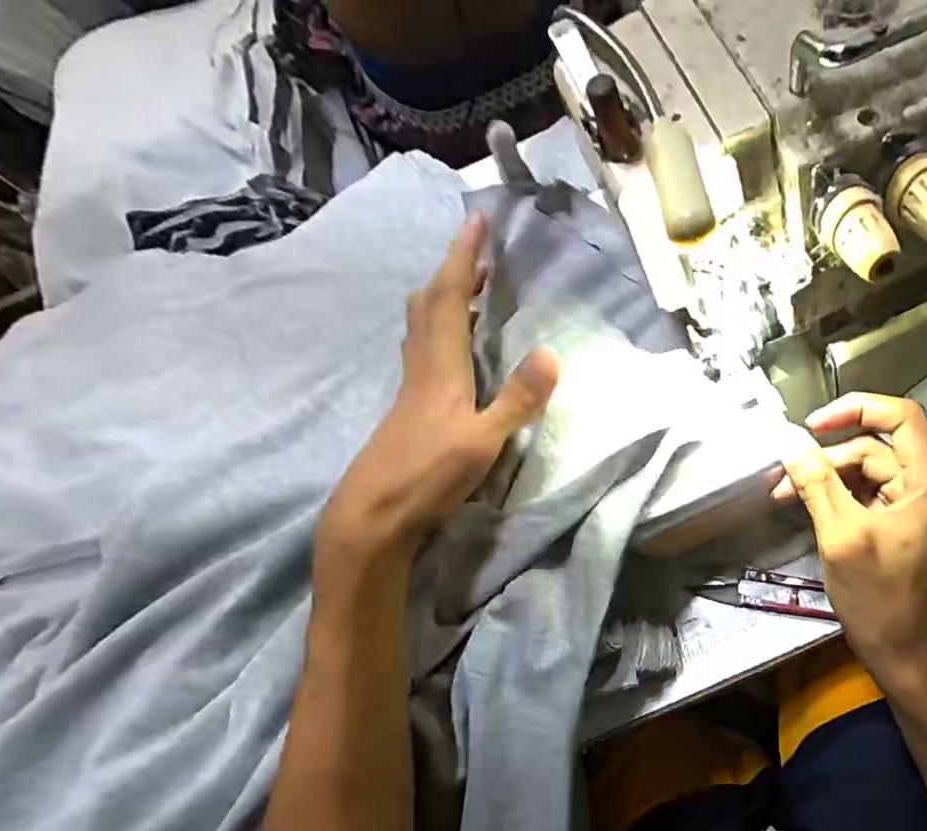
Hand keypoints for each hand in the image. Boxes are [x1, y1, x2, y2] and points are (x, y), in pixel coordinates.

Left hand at [320, 217, 559, 562]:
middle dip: (452, 273)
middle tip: (477, 255)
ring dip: (445, 299)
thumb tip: (552, 354)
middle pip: (429, 305)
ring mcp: (413, 388)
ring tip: (471, 292)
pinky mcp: (412, 407)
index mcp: (439, 366)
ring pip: (422, 327)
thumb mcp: (484, 440)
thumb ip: (517, 399)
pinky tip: (456, 350)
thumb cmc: (428, 474)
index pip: (450, 298)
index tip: (476, 221)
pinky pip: (425, 350)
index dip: (463, 258)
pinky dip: (443, 331)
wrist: (375, 512)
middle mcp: (421, 367)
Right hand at [776, 393, 926, 693]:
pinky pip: (866, 492)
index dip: (857, 408)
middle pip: (876, 447)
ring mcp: (915, 504)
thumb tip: (790, 444)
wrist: (897, 648)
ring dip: (825, 477)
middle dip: (827, 457)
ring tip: (785, 493)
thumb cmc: (876, 598)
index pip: (902, 417)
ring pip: (866, 470)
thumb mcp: (840, 536)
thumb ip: (816, 483)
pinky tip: (805, 502)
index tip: (814, 423)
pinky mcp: (899, 520)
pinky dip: (836, 494)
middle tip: (784, 475)